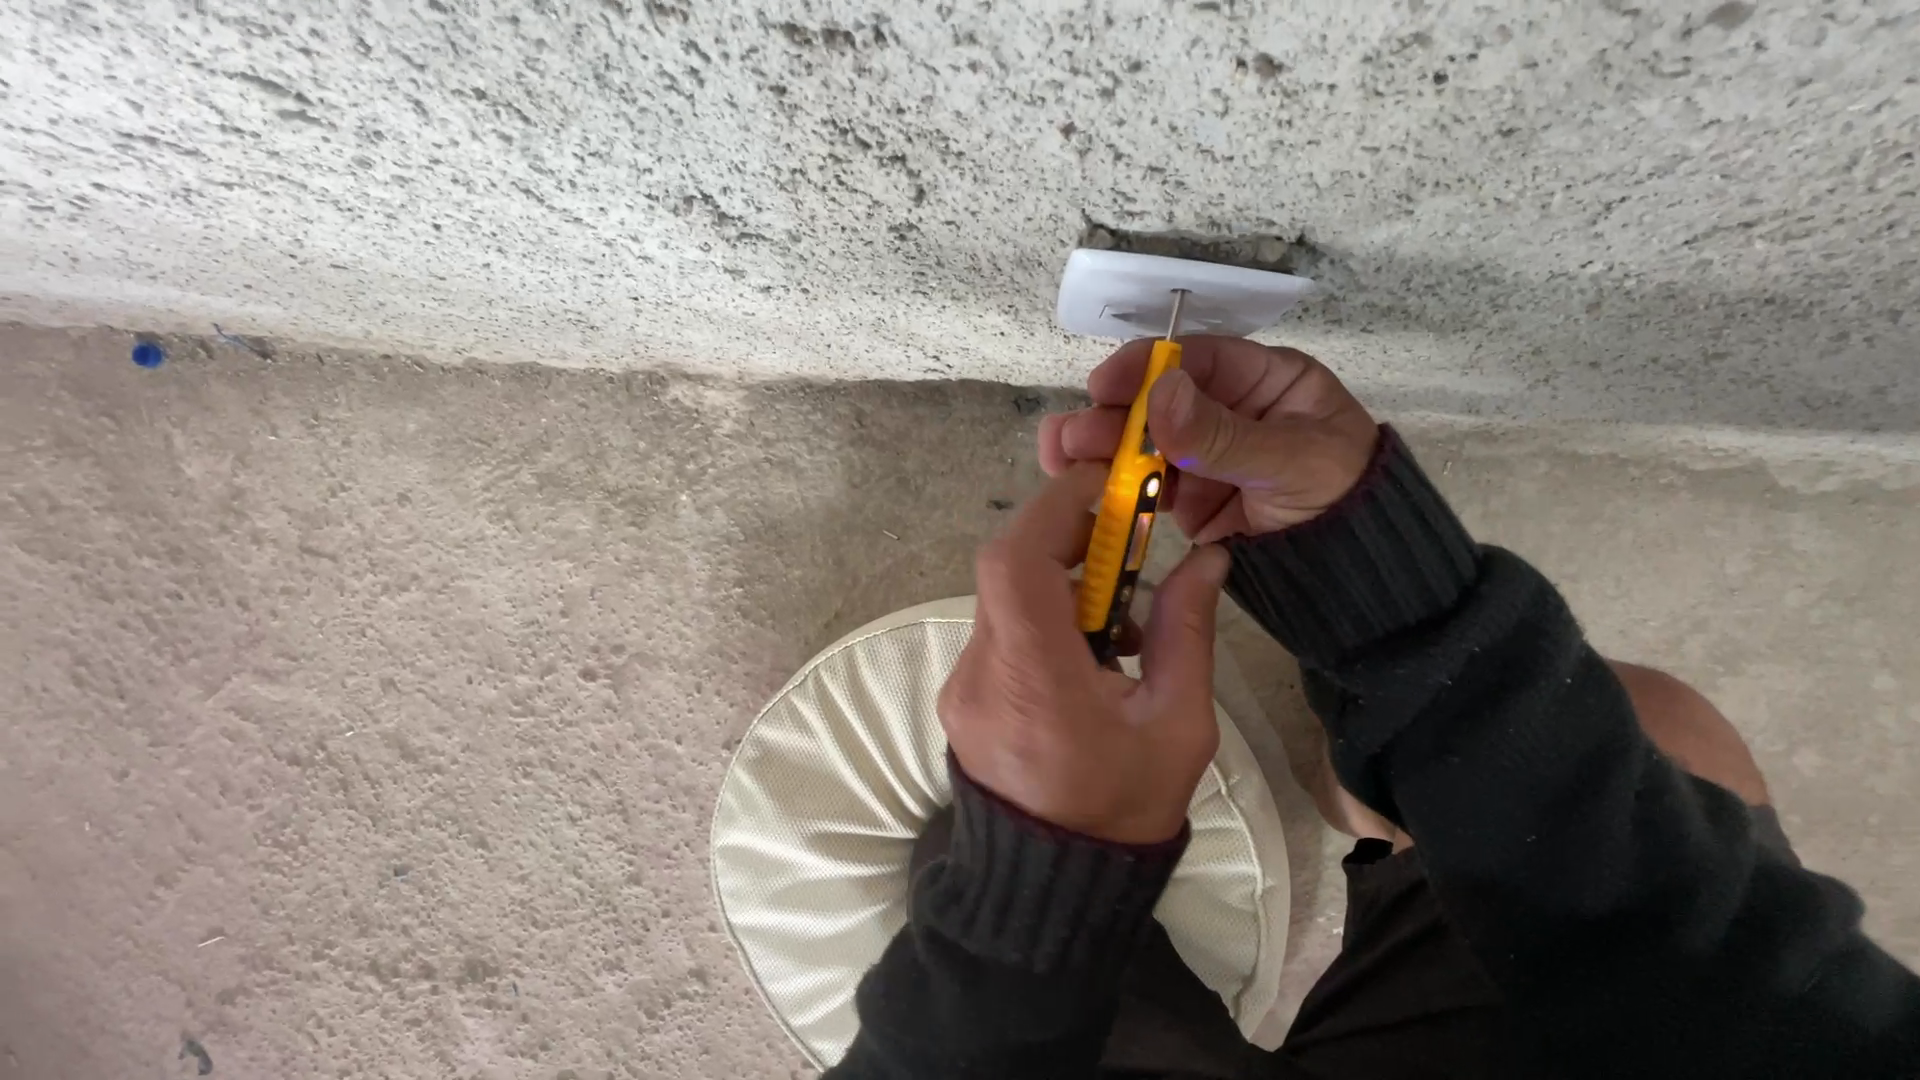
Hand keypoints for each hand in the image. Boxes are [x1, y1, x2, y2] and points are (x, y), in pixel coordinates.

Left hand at [938, 463, 1230, 844]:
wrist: (1050, 890)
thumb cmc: (1123, 812)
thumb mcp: (1178, 728)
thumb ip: (1187, 635)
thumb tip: (1206, 562)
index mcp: (1035, 681)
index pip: (1016, 561)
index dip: (1055, 510)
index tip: (1107, 491)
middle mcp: (981, 672)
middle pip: (1008, 570)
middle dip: (1068, 543)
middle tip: (1127, 554)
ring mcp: (960, 685)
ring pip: (1003, 599)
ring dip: (1060, 589)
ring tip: (1120, 634)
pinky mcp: (959, 696)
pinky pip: (998, 633)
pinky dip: (1041, 623)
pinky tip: (1086, 661)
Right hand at [1038, 337, 1379, 542]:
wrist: (1351, 573)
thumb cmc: (1342, 499)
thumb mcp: (1291, 461)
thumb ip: (1224, 435)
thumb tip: (1160, 395)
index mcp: (1262, 381)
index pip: (1198, 360)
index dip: (1147, 367)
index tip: (1103, 385)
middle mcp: (1225, 410)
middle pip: (1157, 401)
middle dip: (1110, 416)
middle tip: (1070, 436)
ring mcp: (1201, 454)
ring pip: (1141, 442)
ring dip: (1097, 448)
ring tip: (1057, 456)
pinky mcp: (1186, 495)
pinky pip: (1142, 484)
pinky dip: (1111, 485)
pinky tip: (1076, 485)